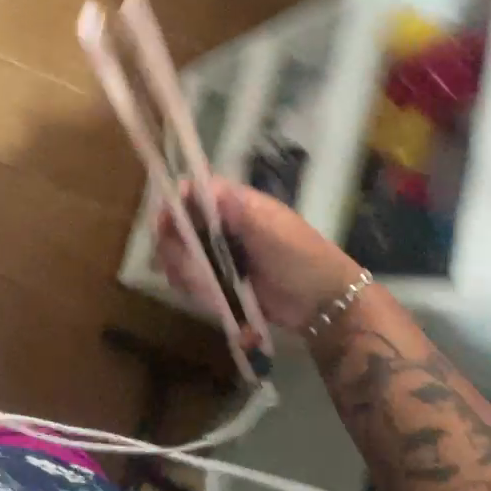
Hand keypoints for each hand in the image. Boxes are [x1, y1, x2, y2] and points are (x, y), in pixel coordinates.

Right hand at [155, 177, 364, 331]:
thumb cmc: (303, 259)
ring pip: (179, 252)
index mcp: (235, 204)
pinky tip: (204, 295)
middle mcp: (220, 224)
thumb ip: (235, 211)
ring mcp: (217, 253)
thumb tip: (198, 185)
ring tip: (202, 286)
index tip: (165, 224)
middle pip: (178, 223)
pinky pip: (190, 277)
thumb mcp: (273, 231)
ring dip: (181, 268)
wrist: (325, 306)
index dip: (174, 203)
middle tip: (185, 266)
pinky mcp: (218, 279)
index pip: (193, 192)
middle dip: (174, 244)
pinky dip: (189, 285)